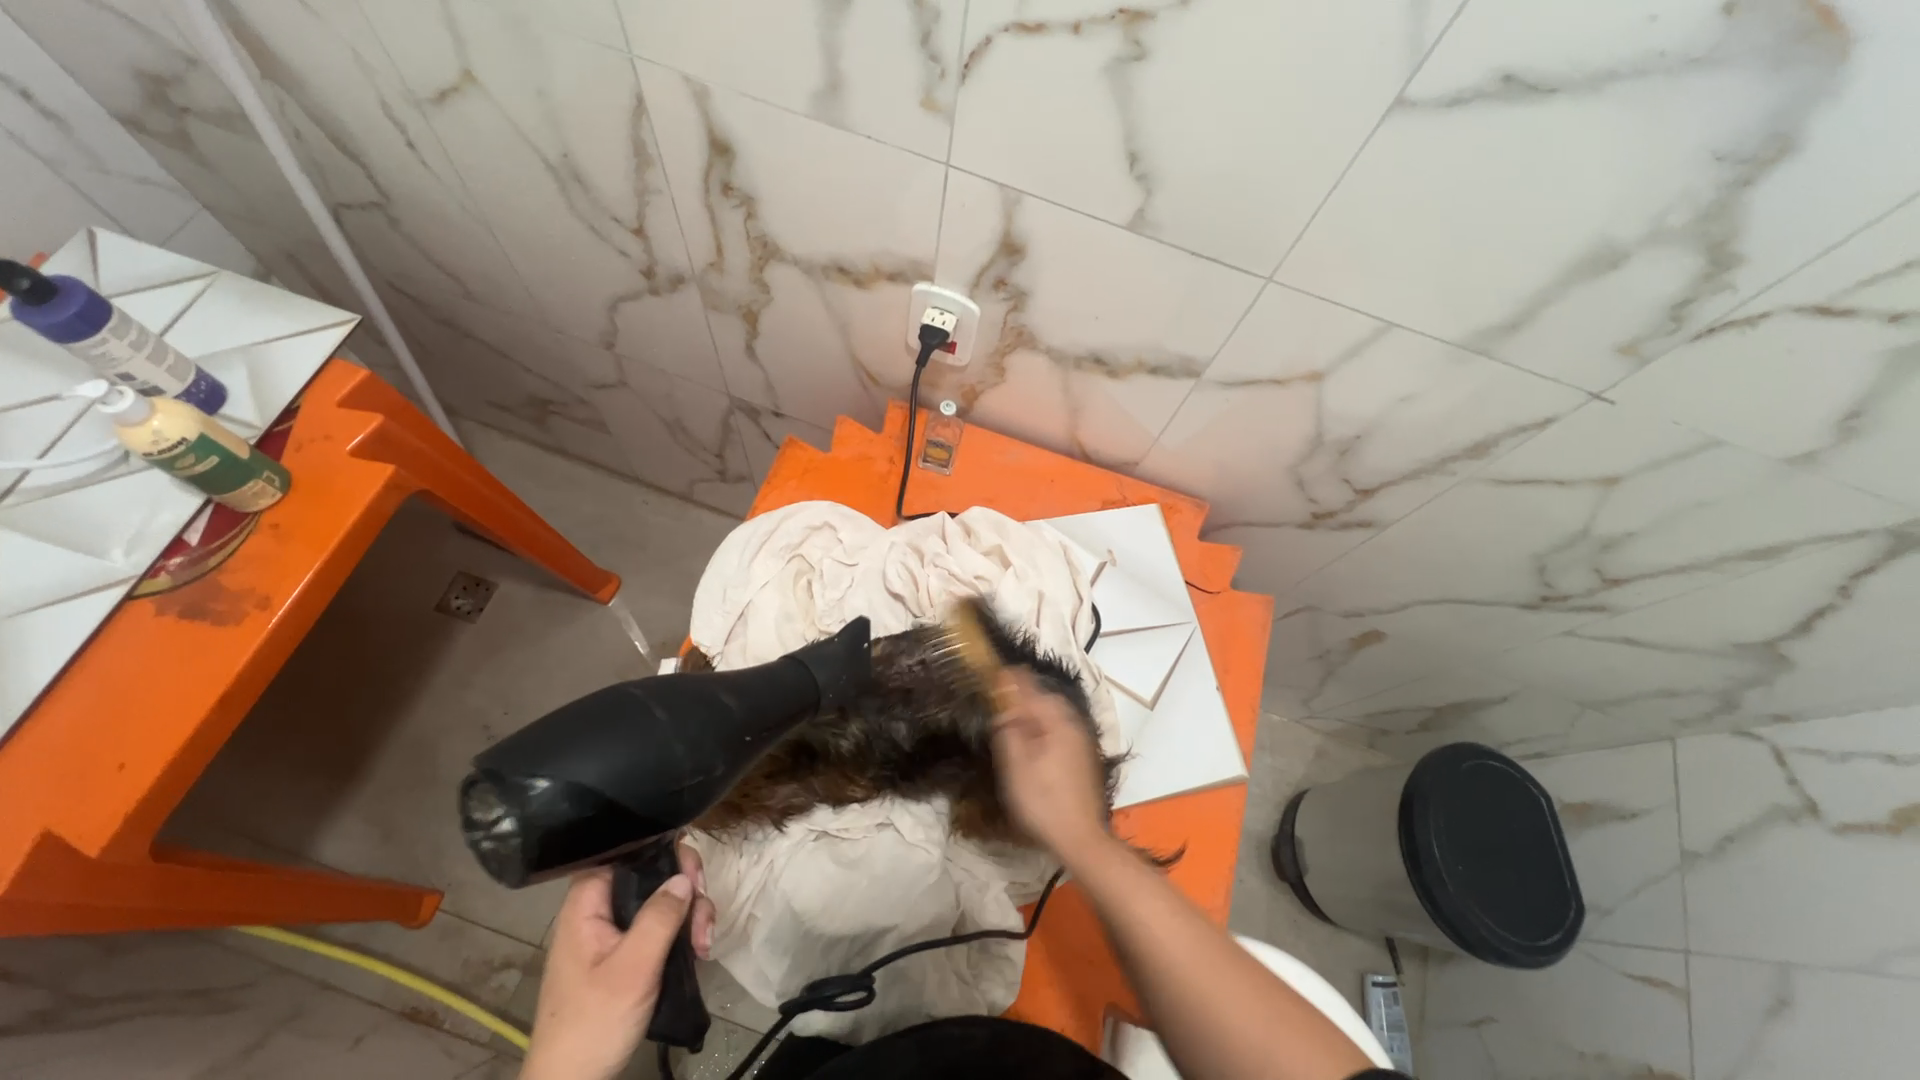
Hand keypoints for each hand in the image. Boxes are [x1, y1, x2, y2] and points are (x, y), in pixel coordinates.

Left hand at [520, 844, 717, 1079]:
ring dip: (689, 917)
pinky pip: (657, 927)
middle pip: (649, 876)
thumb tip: (683, 876)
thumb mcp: (633, 967)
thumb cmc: (595, 1020)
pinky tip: (697, 952)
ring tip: (703, 947)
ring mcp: (610, 934)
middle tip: (704, 919)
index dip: (663, 853)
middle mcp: (596, 911)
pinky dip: (680, 935)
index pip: (626, 852)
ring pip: (659, 902)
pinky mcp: (622, 955)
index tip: (692, 876)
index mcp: (586, 904)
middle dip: (685, 891)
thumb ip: (660, 917)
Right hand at [991, 668, 1111, 861]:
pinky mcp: (1084, 759)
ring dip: (1036, 711)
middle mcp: (1074, 726)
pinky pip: (1061, 730)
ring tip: (1014, 716)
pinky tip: (1034, 741)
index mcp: (1057, 722)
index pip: (1032, 689)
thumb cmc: (1043, 801)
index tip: (995, 672)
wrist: (1080, 838)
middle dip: (1025, 694)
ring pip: (1056, 716)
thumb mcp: (1016, 766)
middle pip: (1048, 700)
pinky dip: (1045, 727)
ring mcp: (1082, 743)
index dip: (1012, 679)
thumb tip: (1003, 707)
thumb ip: (1008, 730)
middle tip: (1002, 695)